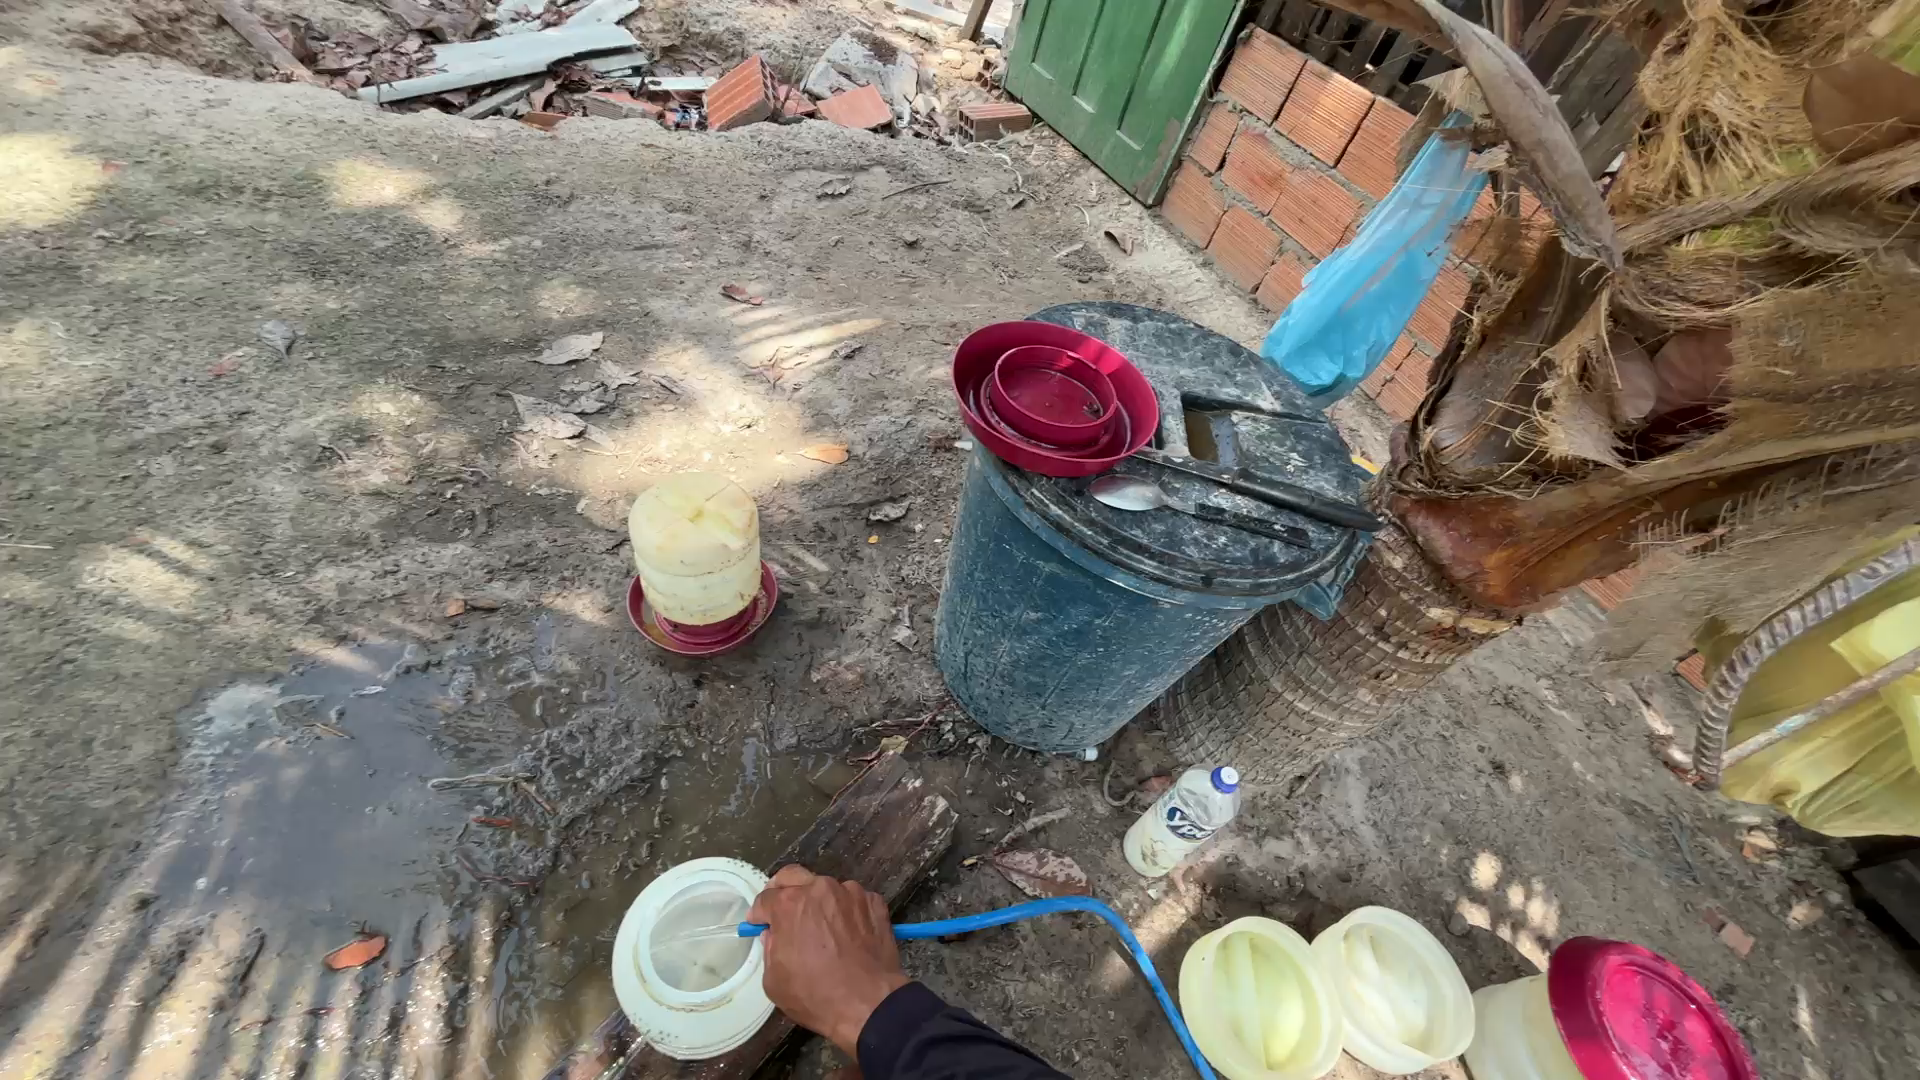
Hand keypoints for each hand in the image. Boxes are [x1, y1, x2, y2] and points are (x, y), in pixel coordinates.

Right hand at [748, 864, 908, 1055]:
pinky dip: (846, 912)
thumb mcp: (774, 980)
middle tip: (783, 910)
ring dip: (819, 902)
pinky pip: (853, 901)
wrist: (868, 1002)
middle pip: (794, 876)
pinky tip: (849, 935)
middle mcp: (820, 889)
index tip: (760, 923)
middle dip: (783, 890)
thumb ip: (770, 948)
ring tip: (824, 929)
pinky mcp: (873, 901)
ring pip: (827, 889)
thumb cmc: (815, 995)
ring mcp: (850, 892)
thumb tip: (774, 933)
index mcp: (790, 904)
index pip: (766, 898)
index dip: (760, 913)